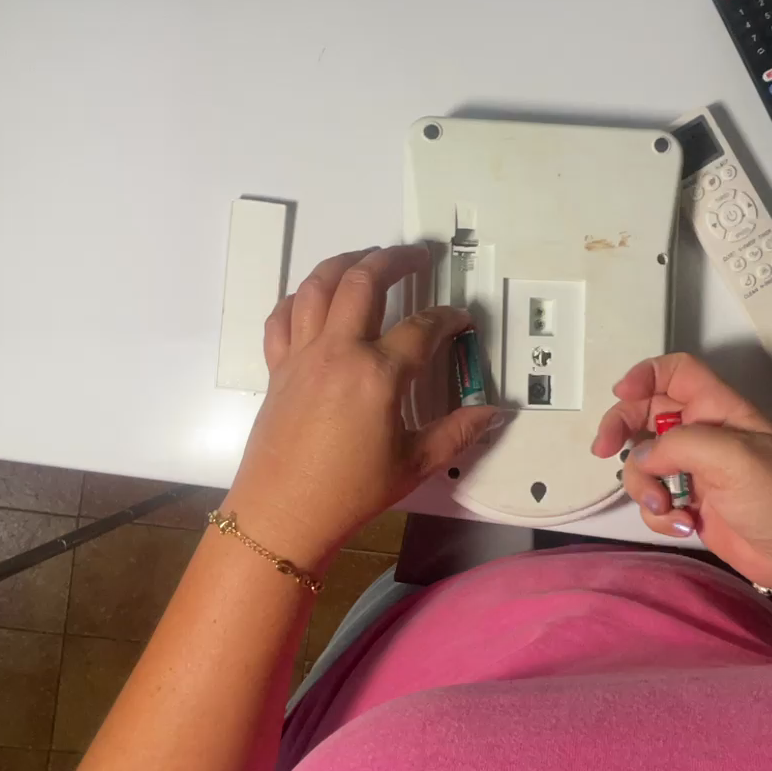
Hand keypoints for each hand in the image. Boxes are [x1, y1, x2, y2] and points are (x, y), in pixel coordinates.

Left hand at [226, 245, 498, 573]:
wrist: (283, 515)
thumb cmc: (351, 492)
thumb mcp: (414, 464)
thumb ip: (457, 432)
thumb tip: (493, 412)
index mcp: (378, 375)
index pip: (422, 328)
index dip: (449, 318)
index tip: (462, 319)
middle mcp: (338, 352)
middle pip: (364, 282)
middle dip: (395, 260)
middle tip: (417, 255)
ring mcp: (302, 355)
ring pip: (318, 286)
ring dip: (345, 262)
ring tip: (368, 258)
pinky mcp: (278, 368)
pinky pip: (283, 317)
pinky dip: (300, 297)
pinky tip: (315, 297)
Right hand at [592, 353, 771, 597]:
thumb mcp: (734, 457)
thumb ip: (679, 445)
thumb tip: (641, 457)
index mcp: (719, 409)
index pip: (677, 372)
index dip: (646, 374)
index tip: (621, 394)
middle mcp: (703, 433)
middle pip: (646, 414)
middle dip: (621, 429)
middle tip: (603, 450)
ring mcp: (694, 470)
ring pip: (642, 462)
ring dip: (643, 484)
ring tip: (667, 507)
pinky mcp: (689, 504)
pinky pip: (654, 499)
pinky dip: (659, 512)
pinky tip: (684, 525)